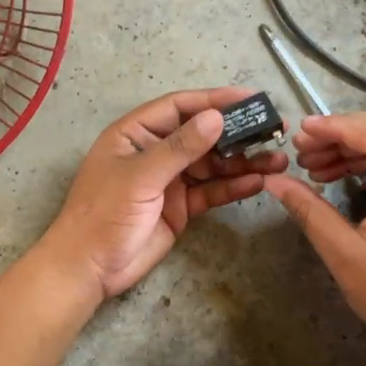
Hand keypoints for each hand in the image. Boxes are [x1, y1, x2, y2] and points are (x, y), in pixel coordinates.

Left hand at [36, 87, 288, 299]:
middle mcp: (154, 153)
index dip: (214, 100)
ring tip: (277, 160)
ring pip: (211, 165)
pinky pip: (211, 192)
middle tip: (274, 131)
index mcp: (135, 134)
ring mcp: (168, 181)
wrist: (88, 267)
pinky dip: (233, 187)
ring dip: (242, 162)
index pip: (179, 107)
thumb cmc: (104, 214)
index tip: (250, 98)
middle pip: (201, 135)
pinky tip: (258, 183)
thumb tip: (216, 117)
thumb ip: (180, 148)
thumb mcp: (140, 176)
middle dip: (236, 133)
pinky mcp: (180, 208)